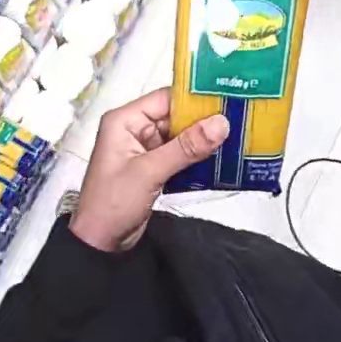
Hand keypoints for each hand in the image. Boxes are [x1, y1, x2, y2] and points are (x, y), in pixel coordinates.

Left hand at [70, 89, 228, 251]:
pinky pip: (181, 154)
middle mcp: (135, 129)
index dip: (195, 98)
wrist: (100, 244)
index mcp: (125, 121)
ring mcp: (145, 149)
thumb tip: (220, 123)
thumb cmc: (112, 204)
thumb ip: (185, 147)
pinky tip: (221, 158)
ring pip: (181, 136)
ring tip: (237, 136)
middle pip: (176, 116)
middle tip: (240, 118)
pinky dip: (198, 156)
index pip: (165, 99)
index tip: (228, 97)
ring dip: (204, 139)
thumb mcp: (149, 172)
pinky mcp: (154, 168)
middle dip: (205, 120)